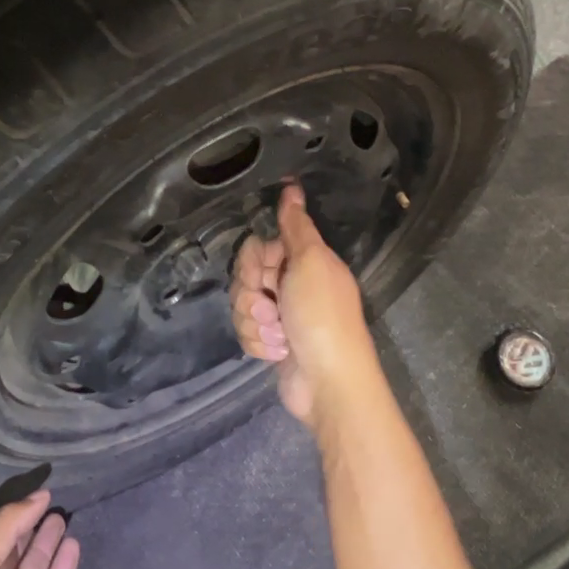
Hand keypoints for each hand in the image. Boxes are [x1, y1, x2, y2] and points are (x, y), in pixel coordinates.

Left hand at [0, 490, 79, 568]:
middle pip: (12, 553)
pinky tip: (74, 543)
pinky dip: (66, 566)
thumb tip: (38, 496)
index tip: (35, 492)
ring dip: (48, 542)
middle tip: (51, 500)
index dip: (10, 515)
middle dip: (28, 527)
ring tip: (63, 516)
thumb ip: (3, 528)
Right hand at [230, 183, 375, 429]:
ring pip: (242, 307)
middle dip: (252, 297)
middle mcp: (292, 284)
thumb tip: (293, 186)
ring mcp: (282, 316)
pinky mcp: (273, 344)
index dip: (253, 262)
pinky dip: (259, 344)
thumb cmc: (321, 316)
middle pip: (244, 278)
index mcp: (305, 260)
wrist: (327, 382)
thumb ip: (296, 225)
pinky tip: (279, 353)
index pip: (256, 247)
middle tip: (274, 311)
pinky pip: (247, 334)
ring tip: (281, 337)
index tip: (265, 275)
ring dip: (256, 324)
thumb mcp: (311, 261)